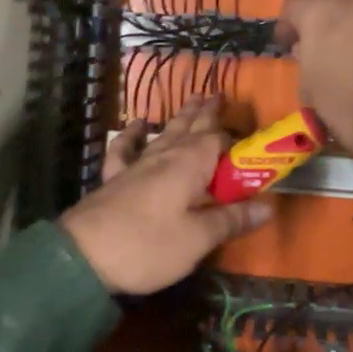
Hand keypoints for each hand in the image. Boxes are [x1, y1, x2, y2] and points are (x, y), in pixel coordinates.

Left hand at [62, 98, 273, 294]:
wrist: (83, 257)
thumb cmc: (148, 246)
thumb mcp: (198, 238)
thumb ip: (232, 219)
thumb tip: (269, 206)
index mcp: (190, 165)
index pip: (219, 141)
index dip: (236, 141)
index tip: (252, 141)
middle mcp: (164, 156)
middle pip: (190, 128)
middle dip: (206, 113)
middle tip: (218, 94)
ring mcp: (137, 165)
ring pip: (164, 133)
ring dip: (179, 117)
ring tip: (191, 100)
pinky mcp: (115, 179)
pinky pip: (126, 147)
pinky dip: (133, 134)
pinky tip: (139, 124)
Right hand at [277, 0, 352, 186]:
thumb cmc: (344, 107)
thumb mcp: (309, 86)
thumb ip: (305, 57)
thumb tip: (305, 47)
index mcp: (320, 13)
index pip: (293, 4)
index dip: (286, 24)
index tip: (286, 43)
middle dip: (321, 5)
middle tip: (318, 31)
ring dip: (350, 18)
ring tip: (348, 45)